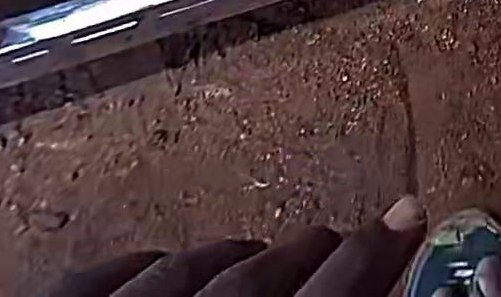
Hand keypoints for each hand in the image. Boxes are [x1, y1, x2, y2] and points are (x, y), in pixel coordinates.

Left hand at [45, 197, 443, 296]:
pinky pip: (89, 285)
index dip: (371, 261)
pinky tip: (162, 266)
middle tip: (346, 239)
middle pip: (255, 287)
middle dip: (311, 257)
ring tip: (269, 256)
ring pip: (183, 278)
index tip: (411, 214)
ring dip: (239, 259)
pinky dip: (138, 268)